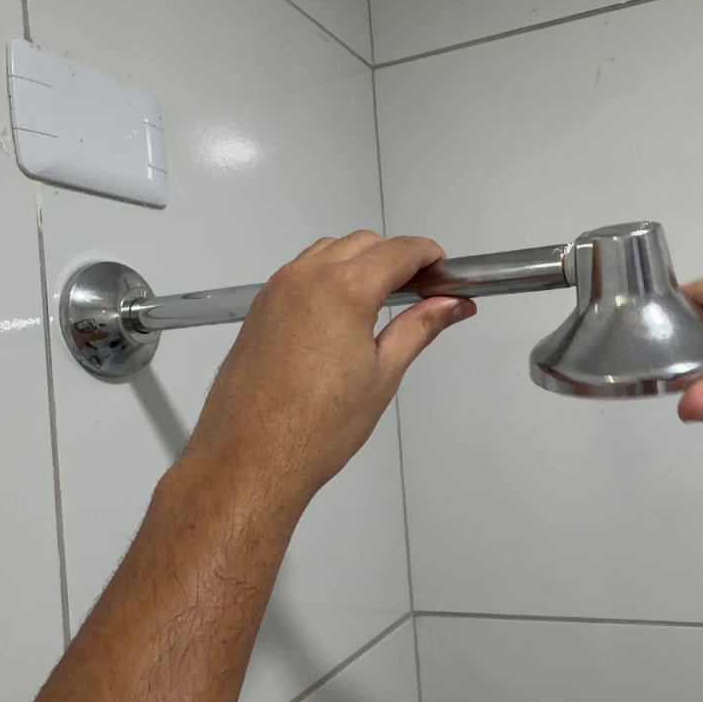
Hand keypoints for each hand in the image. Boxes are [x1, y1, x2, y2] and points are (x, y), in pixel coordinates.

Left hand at [181, 231, 475, 500]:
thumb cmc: (315, 427)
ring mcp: (277, 291)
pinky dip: (329, 277)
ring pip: (329, 252)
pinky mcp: (260, 309)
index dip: (428, 256)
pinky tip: (343, 314)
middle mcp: (305, 278)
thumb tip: (450, 306)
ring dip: (360, 262)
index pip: (398, 251)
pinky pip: (301, 274)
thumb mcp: (384, 374)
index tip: (444, 271)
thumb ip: (419, 327)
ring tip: (384, 302)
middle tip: (423, 290)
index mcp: (343, 289)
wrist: (252, 458)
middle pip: (363, 243)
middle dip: (397, 258)